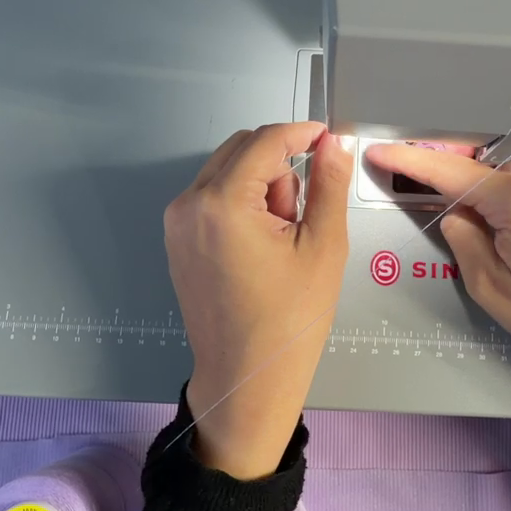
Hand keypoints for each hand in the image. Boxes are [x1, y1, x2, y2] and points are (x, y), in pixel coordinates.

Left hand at [165, 123, 352, 478]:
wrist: (247, 377)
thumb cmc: (290, 318)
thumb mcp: (323, 246)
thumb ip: (329, 184)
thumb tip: (334, 143)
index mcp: (223, 202)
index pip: (266, 140)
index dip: (302, 133)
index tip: (329, 139)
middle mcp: (189, 203)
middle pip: (242, 149)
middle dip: (279, 166)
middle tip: (301, 215)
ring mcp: (177, 222)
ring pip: (227, 170)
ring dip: (260, 185)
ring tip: (281, 238)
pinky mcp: (176, 239)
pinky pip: (212, 196)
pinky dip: (240, 203)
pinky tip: (259, 245)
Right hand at [362, 145, 510, 362]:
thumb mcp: (491, 288)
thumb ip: (461, 238)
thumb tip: (452, 209)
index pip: (449, 171)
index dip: (409, 160)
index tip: (379, 152)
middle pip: (474, 147)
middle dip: (441, 154)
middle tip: (412, 169)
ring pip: (498, 145)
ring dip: (470, 158)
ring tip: (448, 179)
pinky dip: (497, 162)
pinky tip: (485, 182)